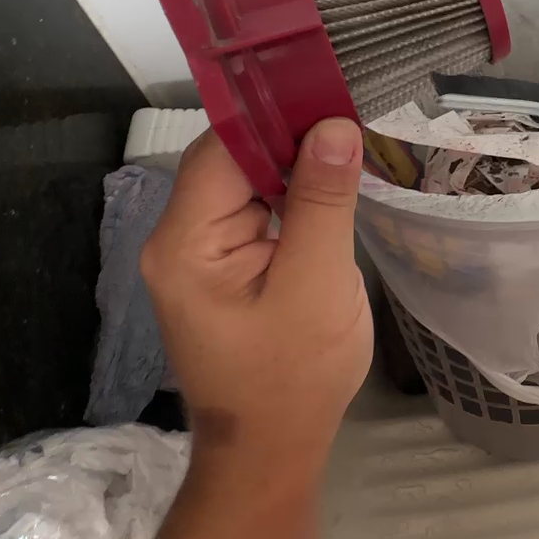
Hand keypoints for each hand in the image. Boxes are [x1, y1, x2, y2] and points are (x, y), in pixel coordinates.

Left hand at [141, 119, 373, 473]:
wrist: (275, 446)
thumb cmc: (294, 372)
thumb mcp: (316, 284)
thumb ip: (323, 203)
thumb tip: (335, 127)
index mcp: (186, 241)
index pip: (225, 149)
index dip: (277, 116)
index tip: (334, 92)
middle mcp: (182, 237)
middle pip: (234, 159)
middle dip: (294, 136)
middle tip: (356, 115)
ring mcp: (205, 251)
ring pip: (251, 180)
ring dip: (300, 162)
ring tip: (353, 140)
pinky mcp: (231, 263)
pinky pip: (262, 207)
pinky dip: (299, 191)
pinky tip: (336, 182)